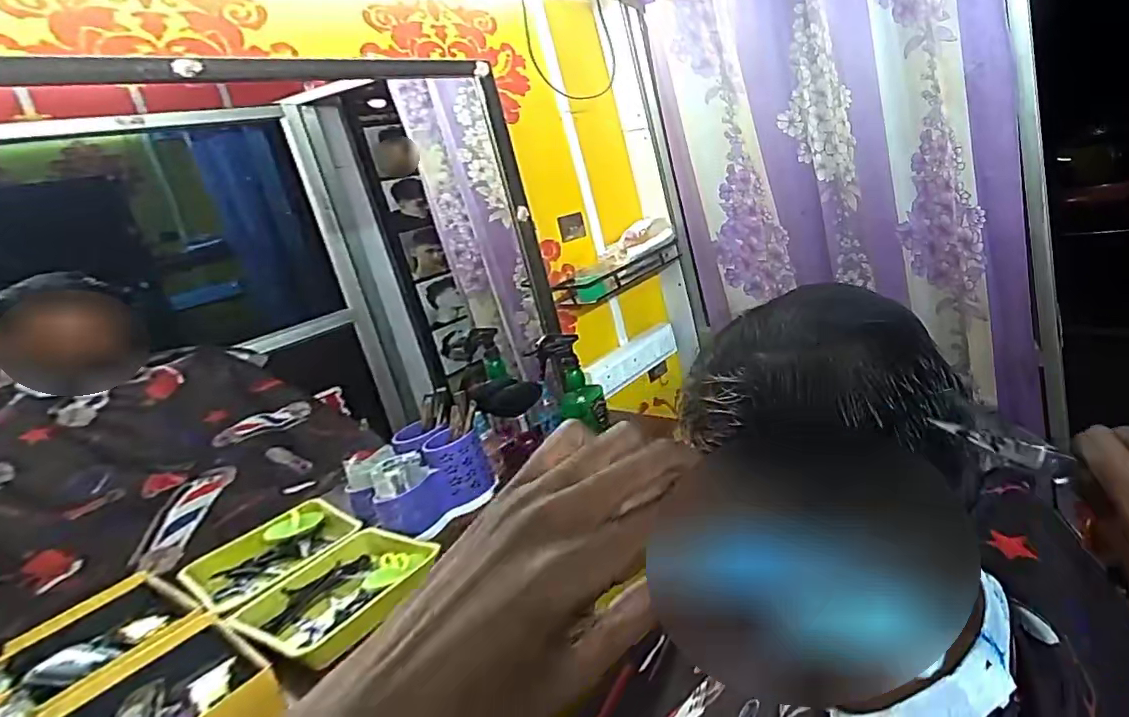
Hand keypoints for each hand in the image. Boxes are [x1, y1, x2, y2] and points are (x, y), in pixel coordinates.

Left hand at [295, 420, 697, 716]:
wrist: (385, 700)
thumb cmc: (481, 704)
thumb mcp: (568, 678)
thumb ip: (638, 616)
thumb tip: (700, 571)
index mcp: (572, 565)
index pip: (670, 514)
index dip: (717, 509)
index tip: (744, 510)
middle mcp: (556, 511)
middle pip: (651, 459)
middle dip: (697, 469)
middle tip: (720, 492)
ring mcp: (529, 492)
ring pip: (616, 439)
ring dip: (656, 454)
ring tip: (676, 483)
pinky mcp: (510, 490)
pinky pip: (569, 440)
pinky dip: (603, 446)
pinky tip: (611, 475)